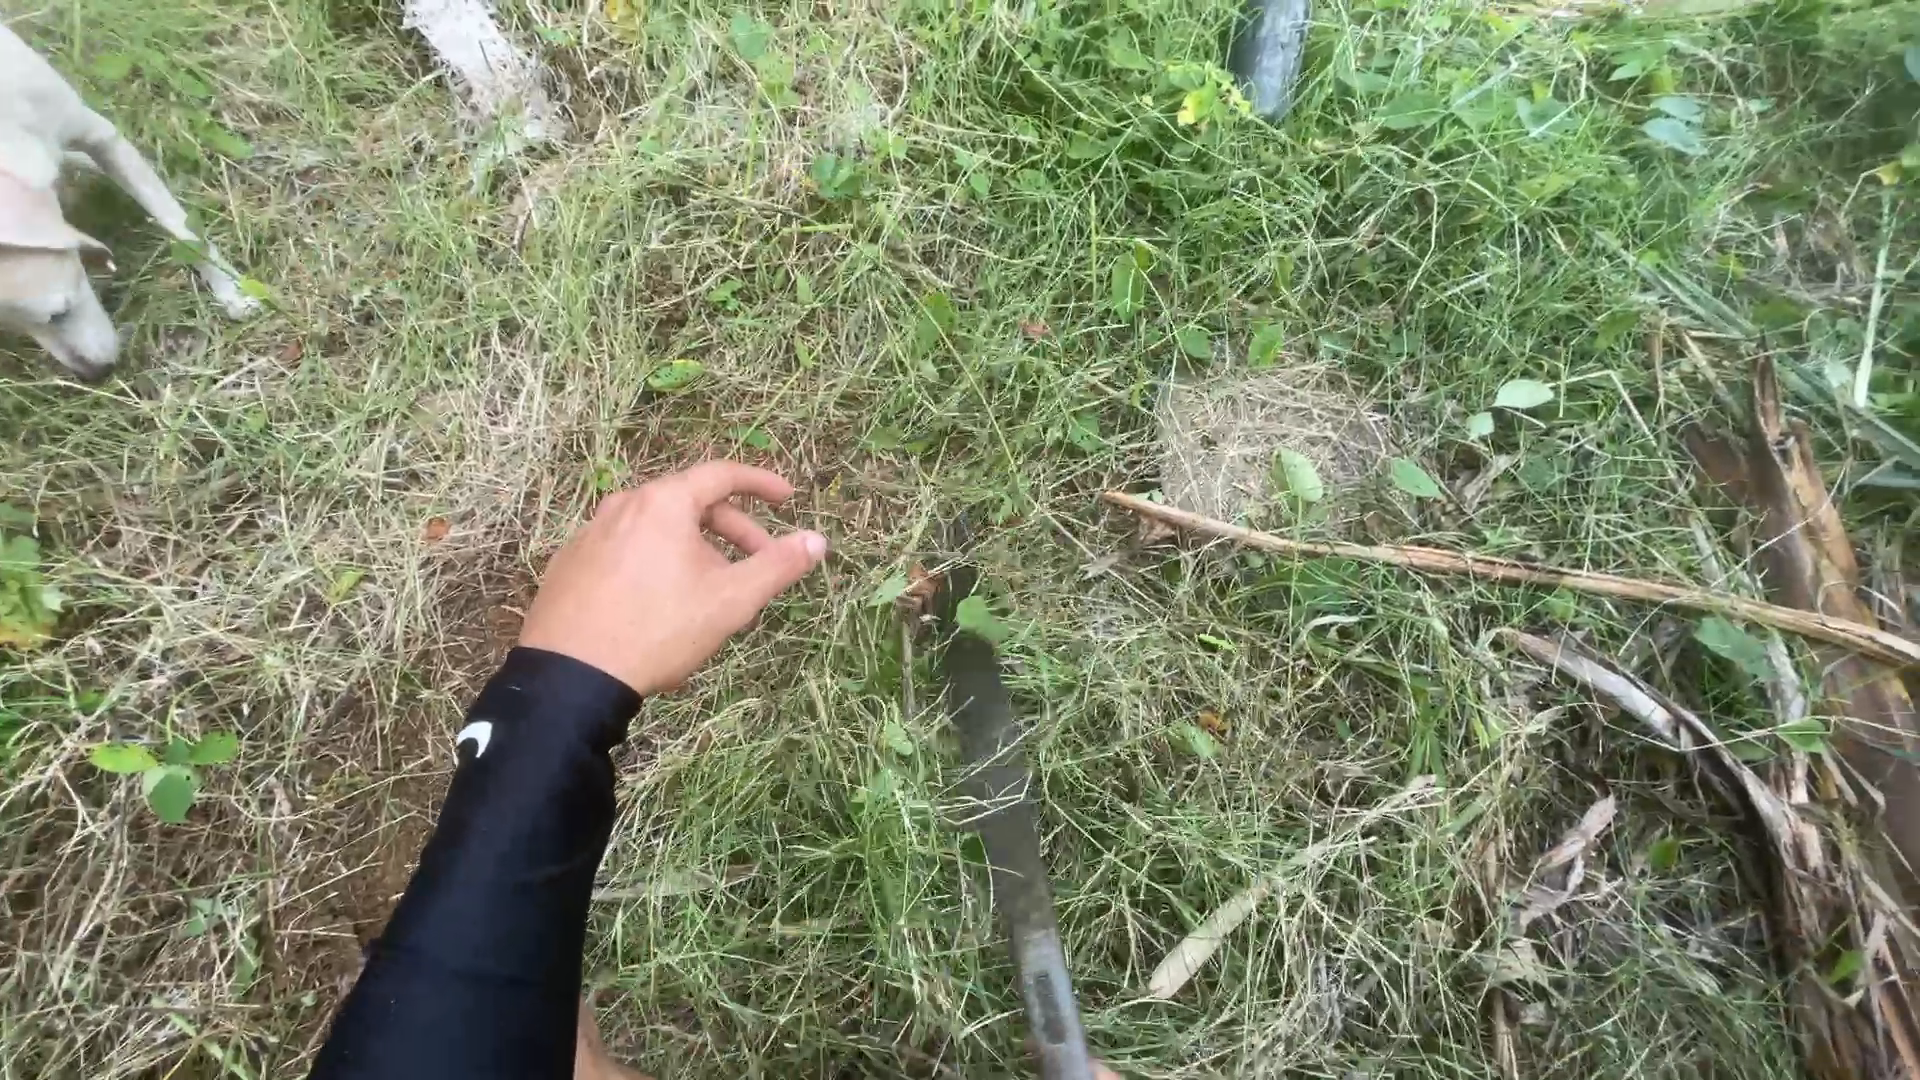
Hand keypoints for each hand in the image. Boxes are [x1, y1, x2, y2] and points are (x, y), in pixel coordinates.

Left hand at [519, 462, 827, 695]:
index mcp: (663, 503)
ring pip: (660, 528)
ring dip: (698, 549)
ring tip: (714, 590)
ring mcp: (590, 534)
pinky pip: (629, 548)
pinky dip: (660, 561)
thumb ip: (779, 565)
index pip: (722, 475)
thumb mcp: (731, 599)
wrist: (569, 679)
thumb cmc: (659, 629)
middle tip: (759, 563)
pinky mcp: (571, 564)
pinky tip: (665, 602)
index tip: (788, 499)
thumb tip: (818, 541)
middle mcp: (623, 506)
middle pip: (692, 504)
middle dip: (735, 530)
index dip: (762, 484)